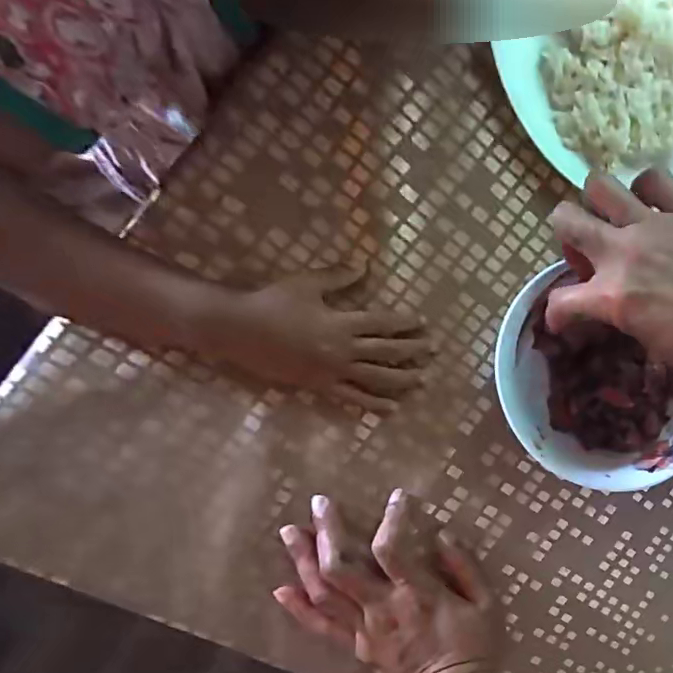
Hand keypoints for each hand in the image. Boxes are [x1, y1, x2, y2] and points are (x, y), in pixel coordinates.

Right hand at [196, 265, 434, 409]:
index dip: (405, 323)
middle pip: (388, 351)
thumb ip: (337, 276)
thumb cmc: (271, 302)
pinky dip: (374, 404)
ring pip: (378, 378)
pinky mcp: (322, 386)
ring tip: (424, 380)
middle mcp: (344, 349)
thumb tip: (364, 264)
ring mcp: (334, 370)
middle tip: (435, 350)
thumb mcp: (306, 284)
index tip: (423, 323)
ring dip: (404, 379)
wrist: (237, 329)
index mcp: (342, 322)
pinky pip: (354, 398)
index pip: (383, 323)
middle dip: (414, 350)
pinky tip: (393, 408)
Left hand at [273, 490, 501, 672]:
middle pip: (340, 566)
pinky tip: (281, 589)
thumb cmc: (477, 646)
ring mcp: (364, 629)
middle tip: (318, 504)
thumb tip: (443, 535)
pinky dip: (299, 608)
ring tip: (291, 532)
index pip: (390, 548)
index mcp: (417, 594)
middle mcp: (382, 608)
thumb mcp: (487, 603)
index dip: (391, 518)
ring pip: (323, 592)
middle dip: (326, 531)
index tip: (397, 497)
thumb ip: (465, 567)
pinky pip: (322, 627)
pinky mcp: (357, 648)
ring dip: (303, 560)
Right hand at [546, 170, 672, 377]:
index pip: (561, 300)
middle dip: (565, 237)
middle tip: (587, 256)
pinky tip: (651, 209)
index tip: (564, 320)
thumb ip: (621, 316)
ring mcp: (651, 226)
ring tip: (613, 223)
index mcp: (612, 297)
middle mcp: (622, 253)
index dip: (556, 314)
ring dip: (597, 203)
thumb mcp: (649, 341)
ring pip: (599, 185)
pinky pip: (654, 181)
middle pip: (564, 219)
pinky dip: (646, 190)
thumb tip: (613, 304)